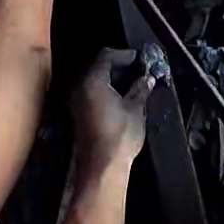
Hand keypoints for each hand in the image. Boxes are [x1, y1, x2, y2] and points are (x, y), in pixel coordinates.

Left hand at [72, 49, 154, 177]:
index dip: (124, 55)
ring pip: (95, 81)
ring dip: (114, 80)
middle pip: (99, 67)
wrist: (101, 168)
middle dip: (120, 67)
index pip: (106, 56)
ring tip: (134, 84)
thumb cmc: (120, 134)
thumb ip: (140, 89)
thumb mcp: (135, 108)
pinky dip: (107, 91)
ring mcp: (77, 103)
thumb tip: (147, 78)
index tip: (141, 60)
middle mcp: (80, 88)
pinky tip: (123, 99)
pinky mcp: (79, 115)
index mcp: (92, 81)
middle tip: (140, 71)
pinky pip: (92, 94)